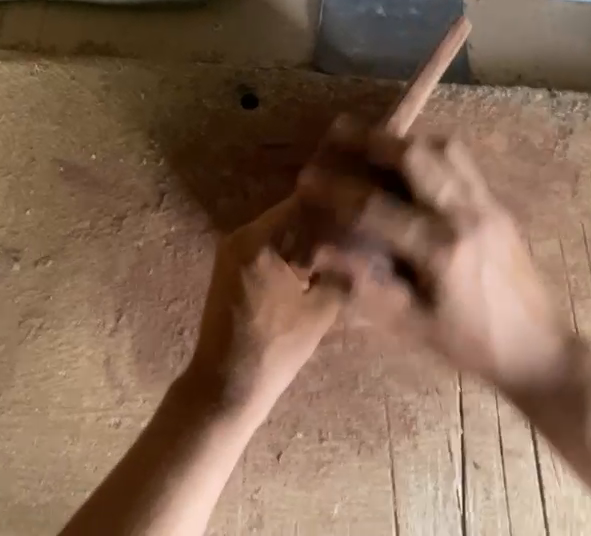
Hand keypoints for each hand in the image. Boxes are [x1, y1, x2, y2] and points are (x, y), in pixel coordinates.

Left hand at [187, 194, 345, 410]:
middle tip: (358, 230)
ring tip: (343, 248)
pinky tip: (317, 266)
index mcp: (258, 239)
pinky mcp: (231, 270)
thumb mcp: (319, 310)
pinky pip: (267, 248)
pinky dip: (291, 253)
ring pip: (280, 233)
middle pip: (290, 215)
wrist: (225, 387)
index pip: (302, 203)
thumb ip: (342, 274)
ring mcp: (231, 252)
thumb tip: (365, 252)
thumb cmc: (274, 349)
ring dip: (308, 239)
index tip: (361, 210)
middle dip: (323, 222)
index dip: (334, 206)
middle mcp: (240, 236)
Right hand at [303, 121, 571, 395]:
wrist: (540, 350)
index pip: (376, 208)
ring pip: (442, 148)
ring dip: (403, 139)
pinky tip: (411, 160)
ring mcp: (486, 204)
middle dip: (371, 140)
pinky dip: (430, 149)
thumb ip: (363, 287)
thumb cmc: (471, 345)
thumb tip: (318, 253)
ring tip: (374, 141)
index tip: (306, 180)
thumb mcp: (412, 325)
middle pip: (414, 156)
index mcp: (440, 251)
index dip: (336, 191)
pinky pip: (462, 160)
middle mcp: (465, 216)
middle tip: (338, 132)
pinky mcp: (497, 202)